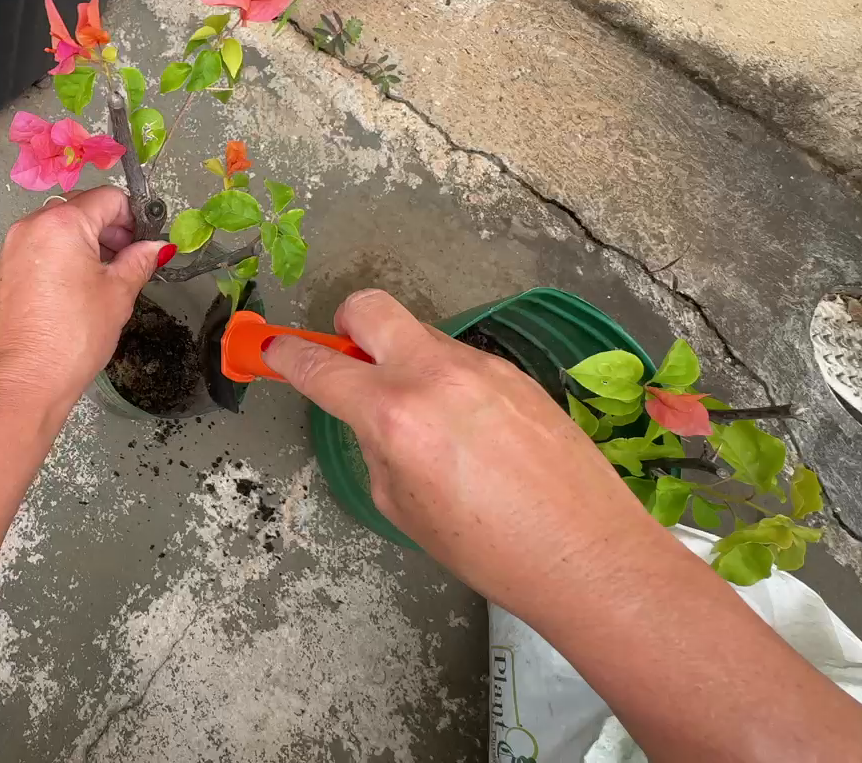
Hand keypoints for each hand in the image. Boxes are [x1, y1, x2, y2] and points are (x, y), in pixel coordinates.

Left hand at [0, 186, 170, 412]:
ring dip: (86, 241)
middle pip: (81, 207)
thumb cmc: (72, 337)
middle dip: (109, 228)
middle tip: (128, 261)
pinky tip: (75, 288)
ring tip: (103, 279)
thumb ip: (139, 261)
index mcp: (61, 223)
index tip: (144, 243)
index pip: (108, 197)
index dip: (134, 217)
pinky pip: (40, 245)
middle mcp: (31, 225)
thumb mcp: (118, 295)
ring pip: (59, 226)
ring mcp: (12, 246)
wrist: (23, 382)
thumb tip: (157, 248)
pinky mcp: (4, 268)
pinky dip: (62, 255)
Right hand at [264, 289, 662, 609]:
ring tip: (428, 420)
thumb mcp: (398, 502)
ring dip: (401, 359)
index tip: (272, 349)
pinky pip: (457, 358)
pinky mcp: (513, 371)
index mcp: (393, 413)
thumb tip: (372, 413)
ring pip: (418, 334)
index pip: (319, 366)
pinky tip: (471, 429)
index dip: (285, 354)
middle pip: (369, 306)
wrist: (590, 555)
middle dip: (345, 322)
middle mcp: (432, 374)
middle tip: (351, 359)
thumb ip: (373, 440)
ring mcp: (479, 365)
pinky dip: (442, 378)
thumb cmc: (485, 548)